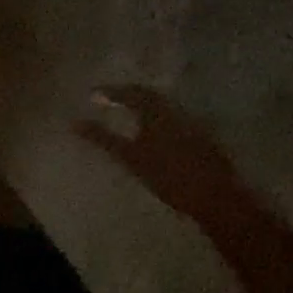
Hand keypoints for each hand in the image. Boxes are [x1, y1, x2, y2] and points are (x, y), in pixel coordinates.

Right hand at [75, 85, 244, 220]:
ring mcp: (194, 125)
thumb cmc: (169, 175)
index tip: (94, 94)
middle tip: (114, 98)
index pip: (128, 92)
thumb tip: (73, 122)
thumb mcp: (130, 157)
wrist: (219, 201)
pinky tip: (161, 133)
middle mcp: (175, 111)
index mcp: (154, 110)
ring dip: (149, 106)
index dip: (109, 91)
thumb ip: (102, 138)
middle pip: (150, 95)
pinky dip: (164, 120)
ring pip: (166, 107)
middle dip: (130, 94)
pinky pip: (179, 121)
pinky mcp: (207, 141)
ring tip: (135, 113)